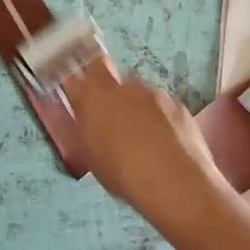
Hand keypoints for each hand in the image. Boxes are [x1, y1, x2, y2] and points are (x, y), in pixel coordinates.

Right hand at [61, 57, 234, 226]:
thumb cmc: (123, 173)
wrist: (175, 182)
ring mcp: (150, 92)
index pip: (74, 75)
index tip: (76, 94)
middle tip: (107, 110)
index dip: (75, 82)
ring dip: (133, 102)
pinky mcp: (176, 102)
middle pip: (103, 68)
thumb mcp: (90, 156)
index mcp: (92, 99)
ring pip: (135, 89)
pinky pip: (160, 103)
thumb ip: (80, 130)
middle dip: (102, 83)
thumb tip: (75, 118)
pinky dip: (158, 115)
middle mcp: (120, 86)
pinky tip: (164, 139)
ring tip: (141, 133)